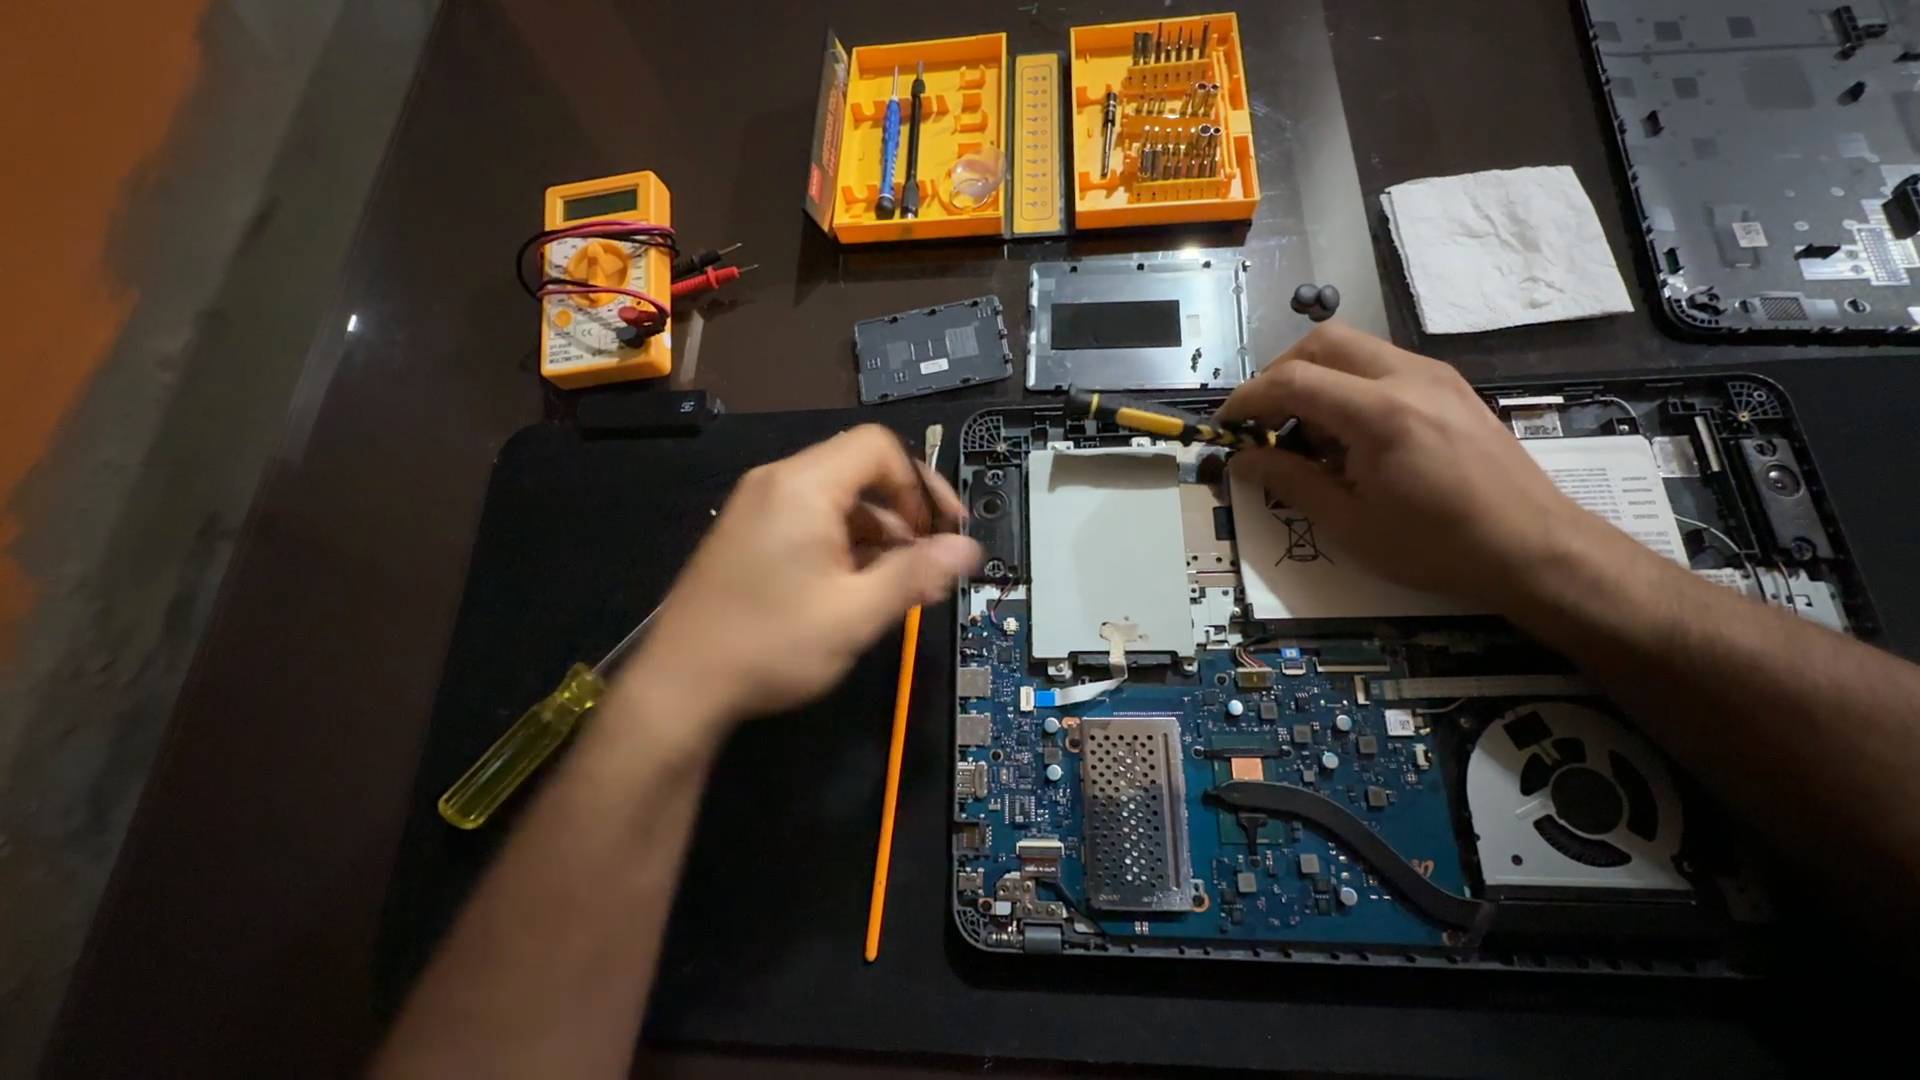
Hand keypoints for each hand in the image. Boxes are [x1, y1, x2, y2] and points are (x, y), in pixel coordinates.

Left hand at [622, 425, 980, 728]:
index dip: (921, 483)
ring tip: (897, 584)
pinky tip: (857, 588)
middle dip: (903, 512)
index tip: (943, 530)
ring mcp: (758, 509)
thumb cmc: (769, 645)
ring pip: (837, 500)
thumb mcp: (855, 614)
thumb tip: (968, 549)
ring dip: (877, 533)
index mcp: (803, 487)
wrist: (679, 686)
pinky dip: (844, 544)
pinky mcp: (748, 536)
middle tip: (928, 561)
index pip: (879, 447)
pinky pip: (810, 521)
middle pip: (859, 471)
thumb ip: (916, 574)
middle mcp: (777, 484)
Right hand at [1219, 322, 1612, 607]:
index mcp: (1380, 414)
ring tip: (1305, 434)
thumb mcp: (1348, 523)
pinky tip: (1347, 435)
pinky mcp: (1449, 388)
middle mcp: (1408, 378)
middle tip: (1262, 420)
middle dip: (1278, 374)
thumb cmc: (1435, 547)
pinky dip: (1347, 385)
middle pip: (1322, 342)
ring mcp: (1434, 377)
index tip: (1225, 426)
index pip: (1292, 381)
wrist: (1534, 549)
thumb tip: (1241, 460)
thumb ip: (1288, 480)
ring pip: (1354, 348)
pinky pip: (1382, 366)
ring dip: (1314, 377)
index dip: (1247, 399)